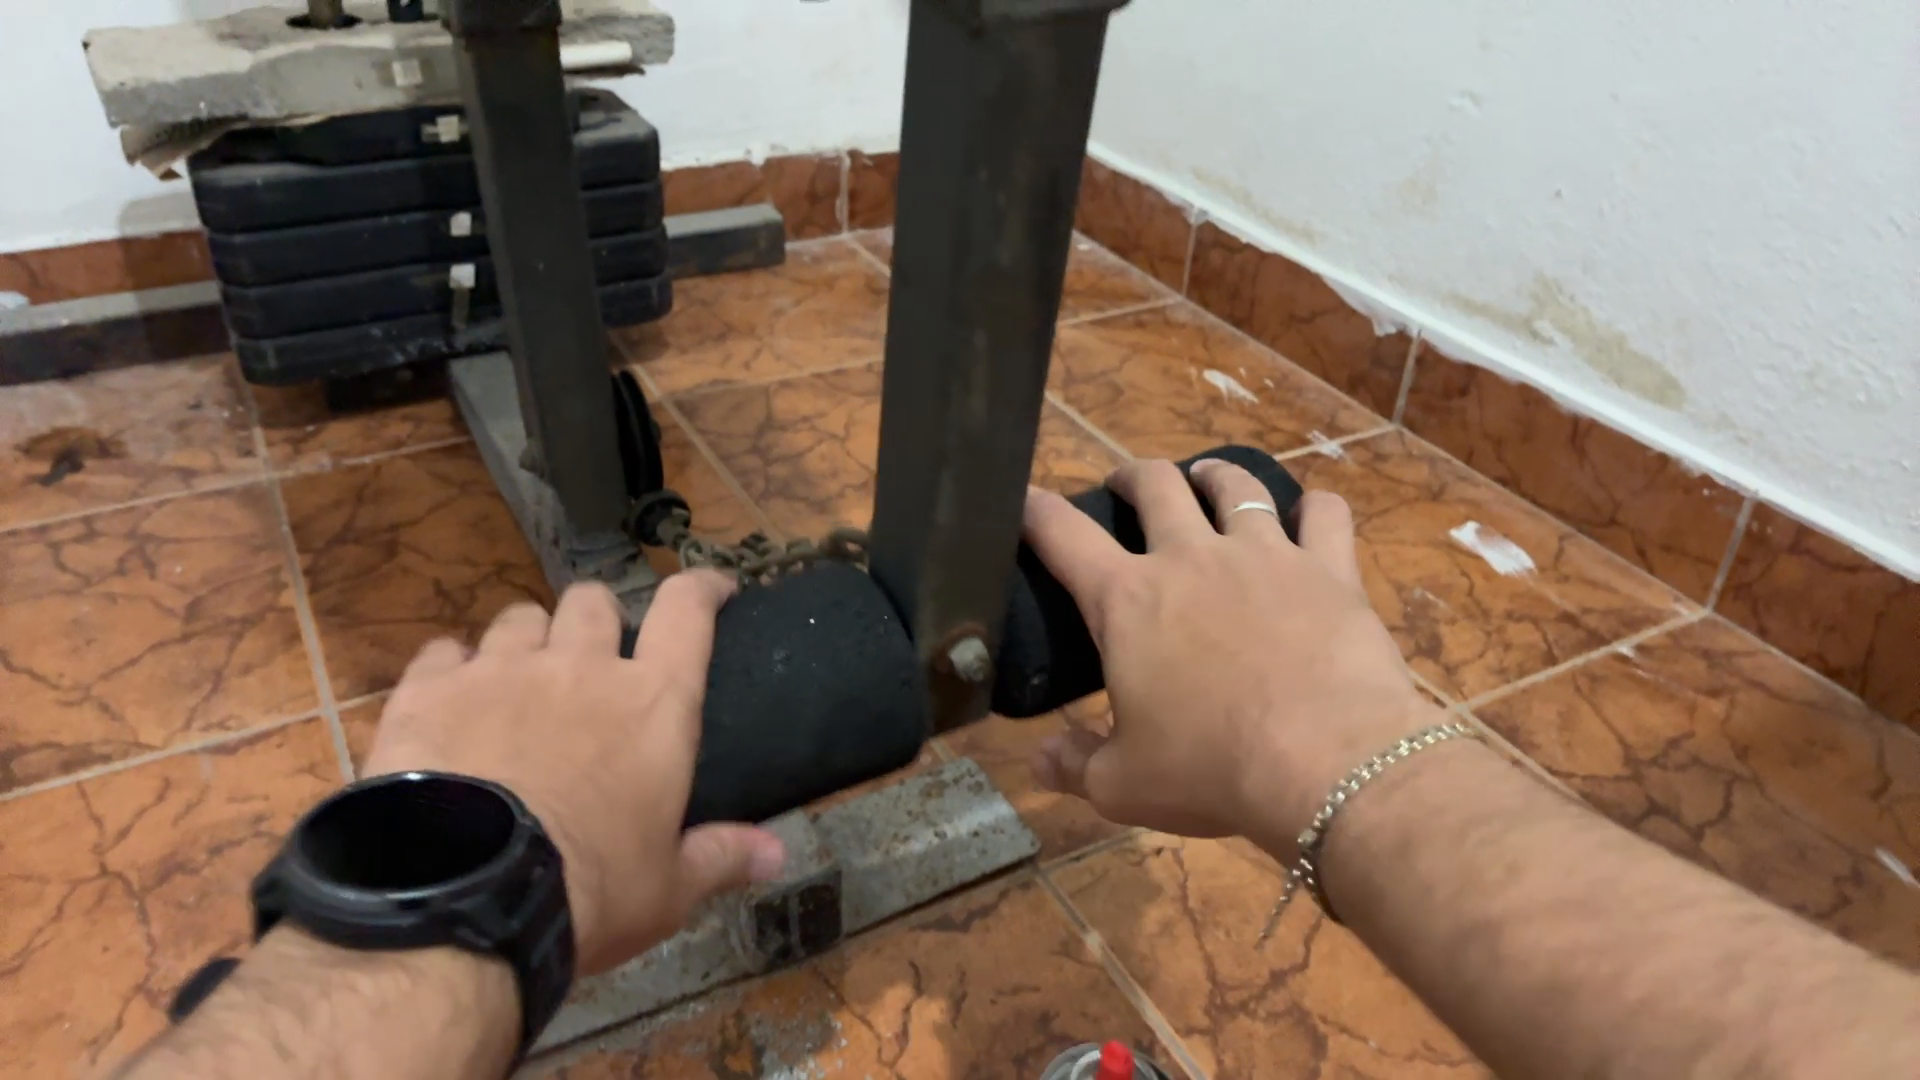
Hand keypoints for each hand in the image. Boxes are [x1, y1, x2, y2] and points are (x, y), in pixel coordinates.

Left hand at [361, 574, 786, 974]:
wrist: (457, 912)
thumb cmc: (588, 891)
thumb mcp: (668, 887)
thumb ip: (722, 855)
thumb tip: (780, 856)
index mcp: (654, 700)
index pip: (687, 610)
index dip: (703, 586)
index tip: (715, 588)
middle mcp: (582, 667)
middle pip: (595, 601)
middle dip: (601, 618)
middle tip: (595, 655)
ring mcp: (502, 672)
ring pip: (521, 617)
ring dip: (531, 638)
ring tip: (522, 675)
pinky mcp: (430, 693)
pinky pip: (443, 651)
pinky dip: (454, 667)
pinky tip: (452, 696)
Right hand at [1022, 459, 1442, 853]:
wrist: (1330, 768)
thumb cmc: (1211, 771)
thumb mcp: (1123, 784)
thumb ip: (1073, 764)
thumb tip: (1039, 760)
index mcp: (1127, 600)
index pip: (1062, 535)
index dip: (1035, 510)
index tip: (1025, 498)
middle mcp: (1189, 557)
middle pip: (1154, 484)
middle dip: (1131, 476)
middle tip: (1125, 484)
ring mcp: (1262, 554)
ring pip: (1234, 485)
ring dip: (1214, 474)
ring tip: (1207, 476)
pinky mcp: (1327, 568)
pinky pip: (1323, 513)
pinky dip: (1313, 507)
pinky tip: (1310, 512)